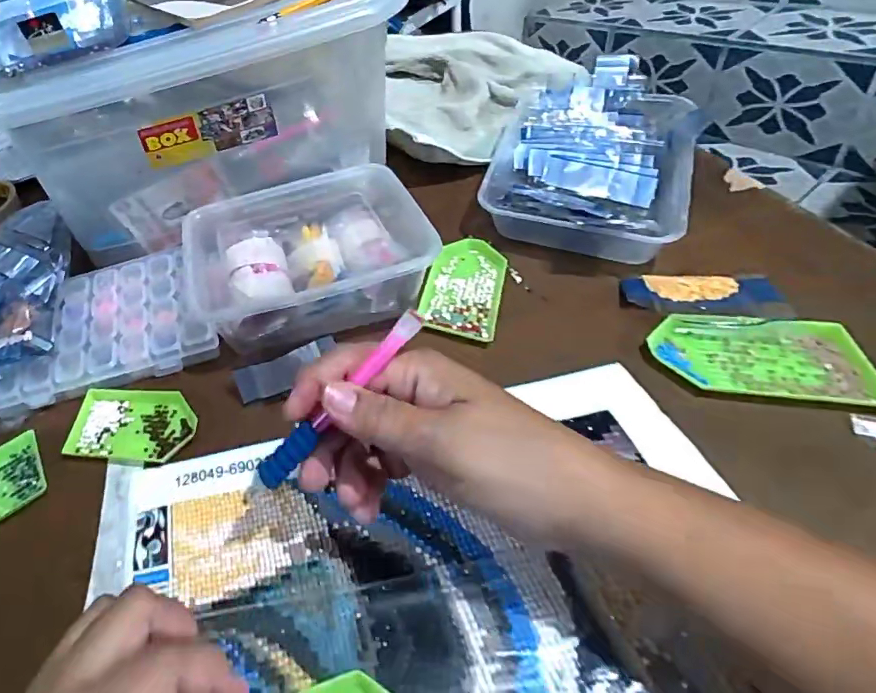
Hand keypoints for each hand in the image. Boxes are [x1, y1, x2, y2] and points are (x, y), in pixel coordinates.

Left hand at [26, 585, 244, 692]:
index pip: (169, 663)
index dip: (215, 672)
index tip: (239, 691)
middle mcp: (74, 677)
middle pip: (138, 609)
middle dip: (183, 628)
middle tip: (208, 670)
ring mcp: (52, 671)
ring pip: (109, 607)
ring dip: (150, 624)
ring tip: (175, 660)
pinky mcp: (41, 675)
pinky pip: (84, 627)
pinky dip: (117, 634)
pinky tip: (135, 666)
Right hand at [283, 346, 622, 542]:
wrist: (585, 510)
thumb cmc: (513, 465)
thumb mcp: (440, 443)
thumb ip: (378, 418)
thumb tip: (326, 393)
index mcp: (415, 370)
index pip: (349, 364)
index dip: (314, 388)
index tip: (290, 425)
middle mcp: (412, 389)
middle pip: (350, 403)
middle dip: (327, 439)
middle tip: (310, 482)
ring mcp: (421, 423)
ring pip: (363, 435)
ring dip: (347, 466)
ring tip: (350, 506)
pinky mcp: (431, 454)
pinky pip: (384, 459)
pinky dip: (370, 480)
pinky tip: (369, 506)